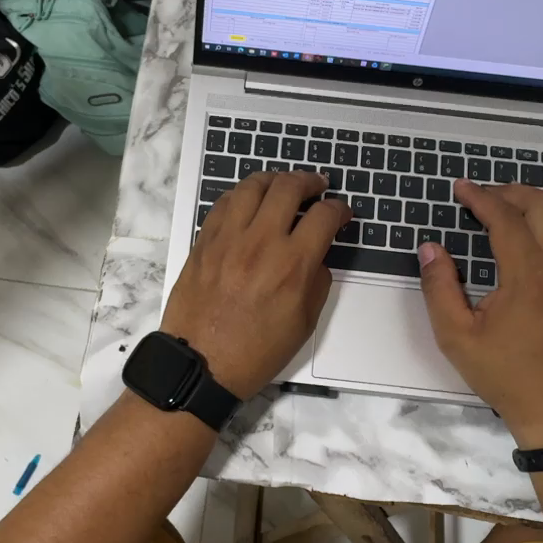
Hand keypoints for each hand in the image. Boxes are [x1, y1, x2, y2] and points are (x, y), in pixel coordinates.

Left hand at [161, 171, 351, 399]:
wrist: (200, 363)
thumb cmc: (256, 351)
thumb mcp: (304, 323)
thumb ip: (317, 282)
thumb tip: (317, 255)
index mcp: (292, 265)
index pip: (324, 216)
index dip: (340, 209)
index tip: (342, 212)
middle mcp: (260, 242)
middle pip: (288, 188)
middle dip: (310, 181)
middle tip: (317, 186)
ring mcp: (228, 238)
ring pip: (252, 186)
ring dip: (274, 179)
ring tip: (283, 185)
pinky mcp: (204, 241)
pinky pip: (224, 203)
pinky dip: (242, 194)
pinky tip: (250, 201)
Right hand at [418, 179, 542, 447]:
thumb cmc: (503, 373)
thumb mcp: (455, 336)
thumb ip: (439, 288)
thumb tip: (430, 248)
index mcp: (527, 279)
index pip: (507, 220)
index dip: (482, 198)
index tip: (461, 188)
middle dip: (511, 192)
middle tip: (484, 195)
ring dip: (541, 201)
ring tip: (514, 200)